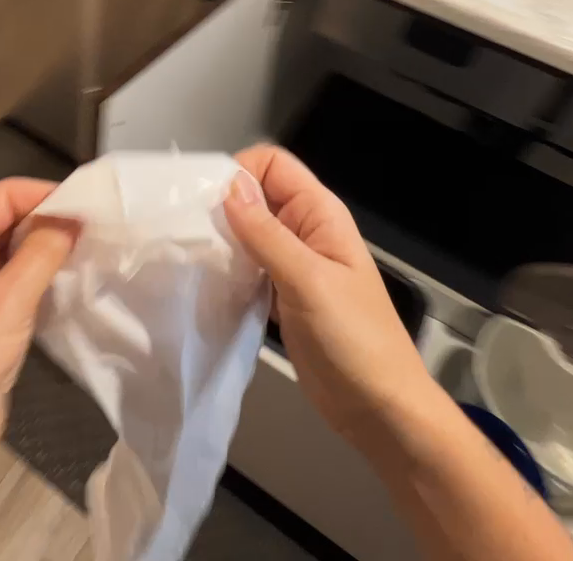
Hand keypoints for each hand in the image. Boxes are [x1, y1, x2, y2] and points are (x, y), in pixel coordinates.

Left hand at [0, 178, 79, 486]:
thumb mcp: (10, 301)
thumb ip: (43, 251)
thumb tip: (74, 216)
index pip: (5, 194)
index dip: (48, 195)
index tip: (93, 208)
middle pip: (9, 216)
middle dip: (51, 220)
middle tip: (100, 230)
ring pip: (15, 246)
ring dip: (49, 248)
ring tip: (94, 251)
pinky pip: (15, 276)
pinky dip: (42, 274)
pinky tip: (73, 280)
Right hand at [224, 145, 432, 454]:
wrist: (380, 409)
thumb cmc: (354, 340)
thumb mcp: (308, 280)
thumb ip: (266, 233)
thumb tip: (227, 186)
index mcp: (319, 213)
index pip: (272, 164)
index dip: (239, 172)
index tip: (207, 202)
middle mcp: (304, 230)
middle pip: (255, 195)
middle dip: (223, 206)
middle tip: (192, 233)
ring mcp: (292, 263)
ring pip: (248, 231)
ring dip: (222, 239)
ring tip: (196, 258)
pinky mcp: (280, 293)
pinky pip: (247, 265)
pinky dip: (229, 269)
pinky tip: (210, 283)